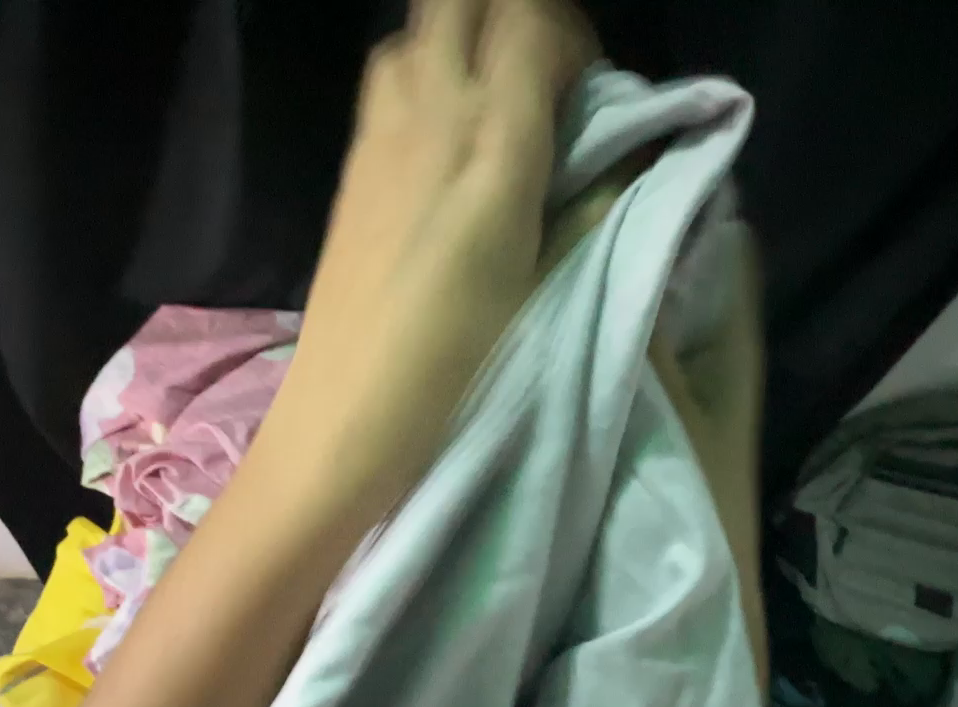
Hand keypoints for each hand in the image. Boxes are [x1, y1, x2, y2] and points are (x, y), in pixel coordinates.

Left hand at [249, 0, 597, 520]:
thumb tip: (611, 163)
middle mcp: (427, 117)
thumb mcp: (539, 289)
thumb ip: (580, 208)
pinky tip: (439, 151)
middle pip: (464, 2)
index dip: (569, 43)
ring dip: (460, 47)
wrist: (346, 415)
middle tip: (540, 88)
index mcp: (490, 146)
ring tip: (489, 114)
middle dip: (513, 23)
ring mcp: (377, 140)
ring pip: (416, 35)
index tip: (586, 100)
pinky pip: (386, 88)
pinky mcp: (348, 173)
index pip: (530, 22)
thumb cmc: (453, 368)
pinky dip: (421, 87)